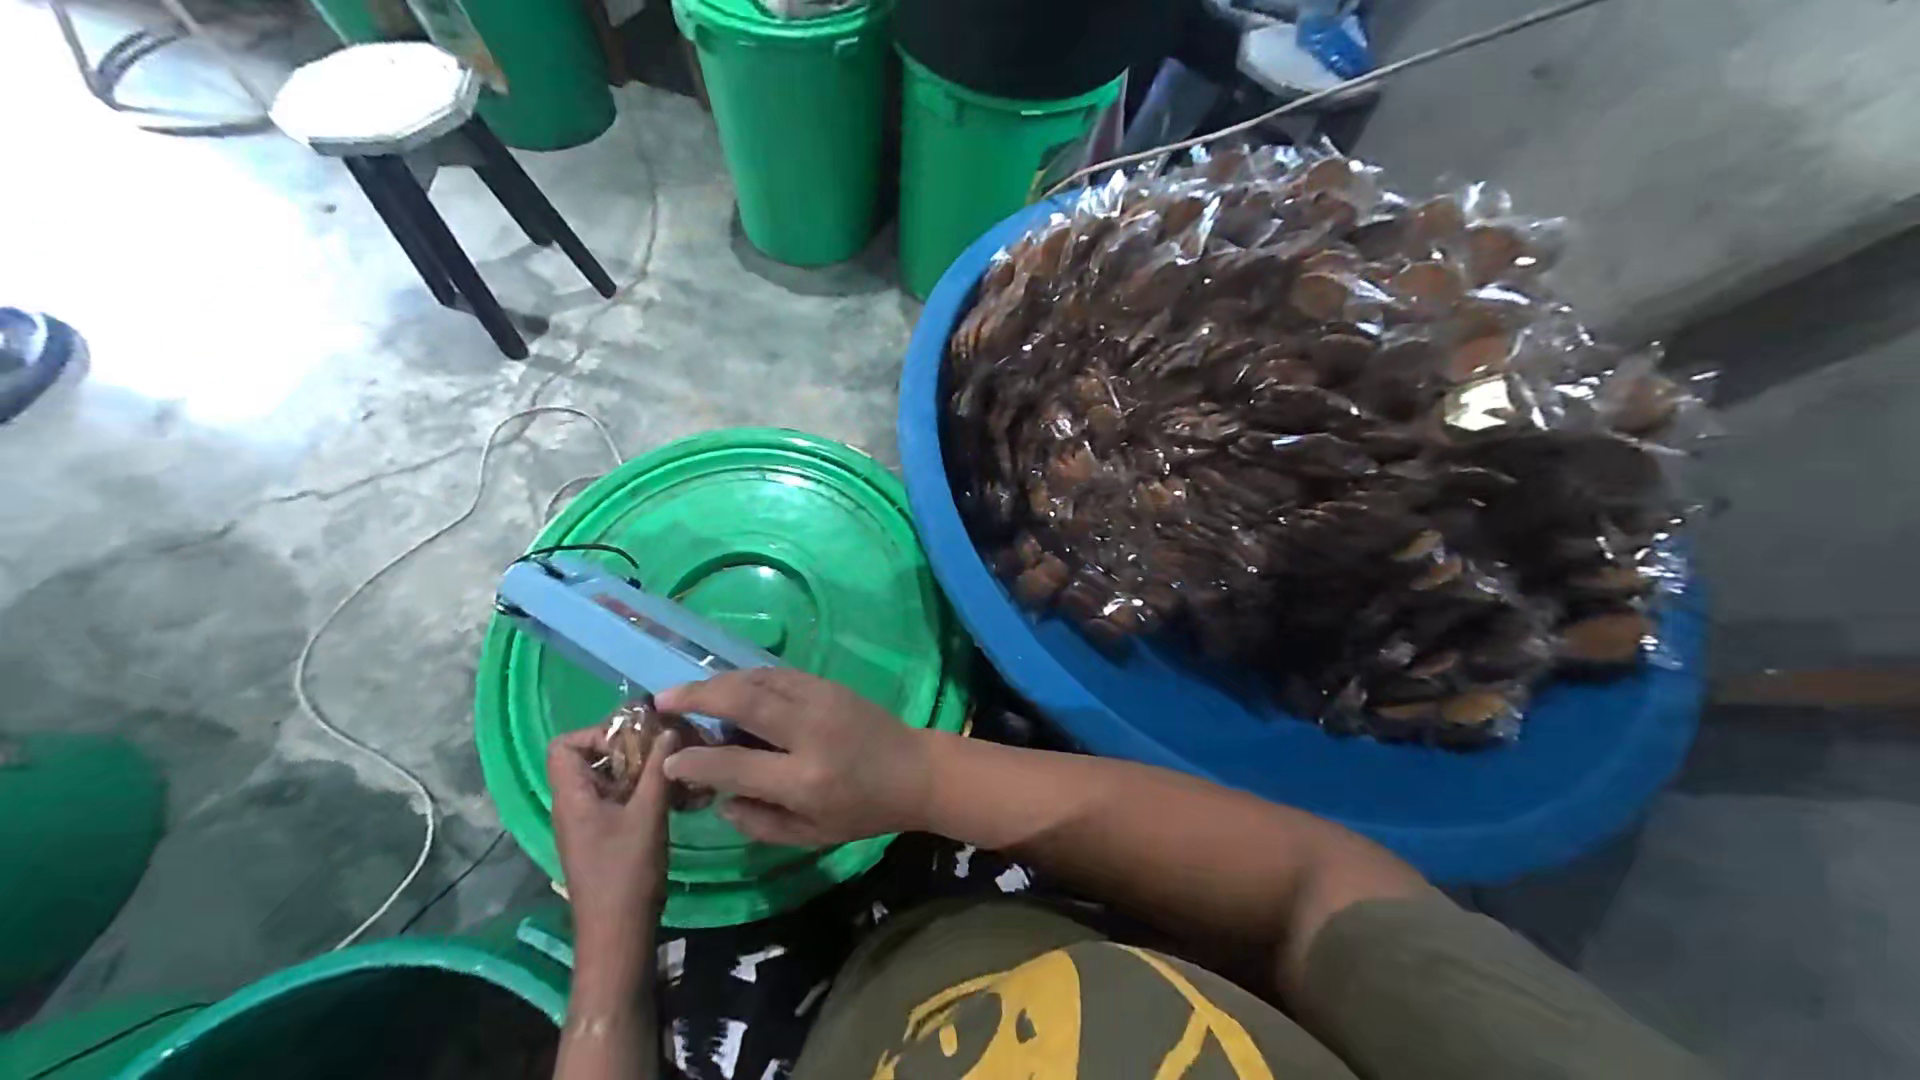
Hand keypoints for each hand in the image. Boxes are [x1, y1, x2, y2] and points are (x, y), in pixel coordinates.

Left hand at [547, 722, 676, 965]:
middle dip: (630, 747)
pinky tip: (675, 796)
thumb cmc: (627, 873)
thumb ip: (658, 769)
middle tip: (666, 750)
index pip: (564, 745)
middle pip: (591, 757)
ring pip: (610, 777)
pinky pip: (620, 797)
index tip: (634, 741)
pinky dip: (644, 789)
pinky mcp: (605, 834)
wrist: (618, 934)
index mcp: (572, 797)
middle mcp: (574, 805)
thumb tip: (670, 730)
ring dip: (642, 768)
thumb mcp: (648, 815)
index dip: (596, 733)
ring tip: (676, 770)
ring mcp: (589, 821)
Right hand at [658, 669, 932, 846]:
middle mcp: (810, 732)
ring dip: (718, 681)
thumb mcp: (811, 836)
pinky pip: (779, 674)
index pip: (735, 764)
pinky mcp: (829, 684)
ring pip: (759, 679)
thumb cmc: (863, 811)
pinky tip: (730, 685)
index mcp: (805, 779)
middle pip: (744, 702)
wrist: (915, 770)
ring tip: (688, 691)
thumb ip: (758, 823)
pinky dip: (748, 677)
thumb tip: (716, 798)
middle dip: (698, 696)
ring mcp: (822, 700)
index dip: (696, 761)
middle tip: (662, 699)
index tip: (669, 758)